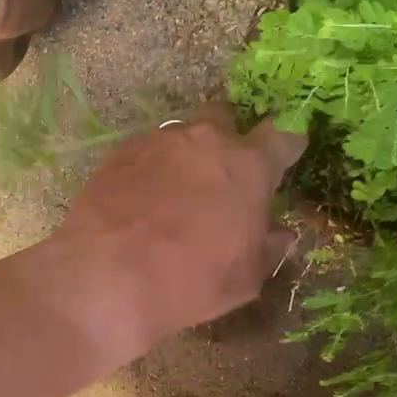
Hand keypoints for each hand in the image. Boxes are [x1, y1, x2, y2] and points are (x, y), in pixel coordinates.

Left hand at [49, 101, 305, 348]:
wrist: (108, 277)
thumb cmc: (192, 279)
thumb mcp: (246, 277)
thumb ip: (269, 248)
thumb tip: (281, 235)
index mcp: (249, 165)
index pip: (284, 136)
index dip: (288, 145)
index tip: (288, 155)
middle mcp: (207, 140)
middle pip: (226, 117)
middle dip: (230, 137)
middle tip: (226, 173)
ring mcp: (160, 140)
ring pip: (184, 133)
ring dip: (189, 153)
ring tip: (180, 190)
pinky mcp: (121, 151)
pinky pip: (149, 149)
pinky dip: (154, 166)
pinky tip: (145, 198)